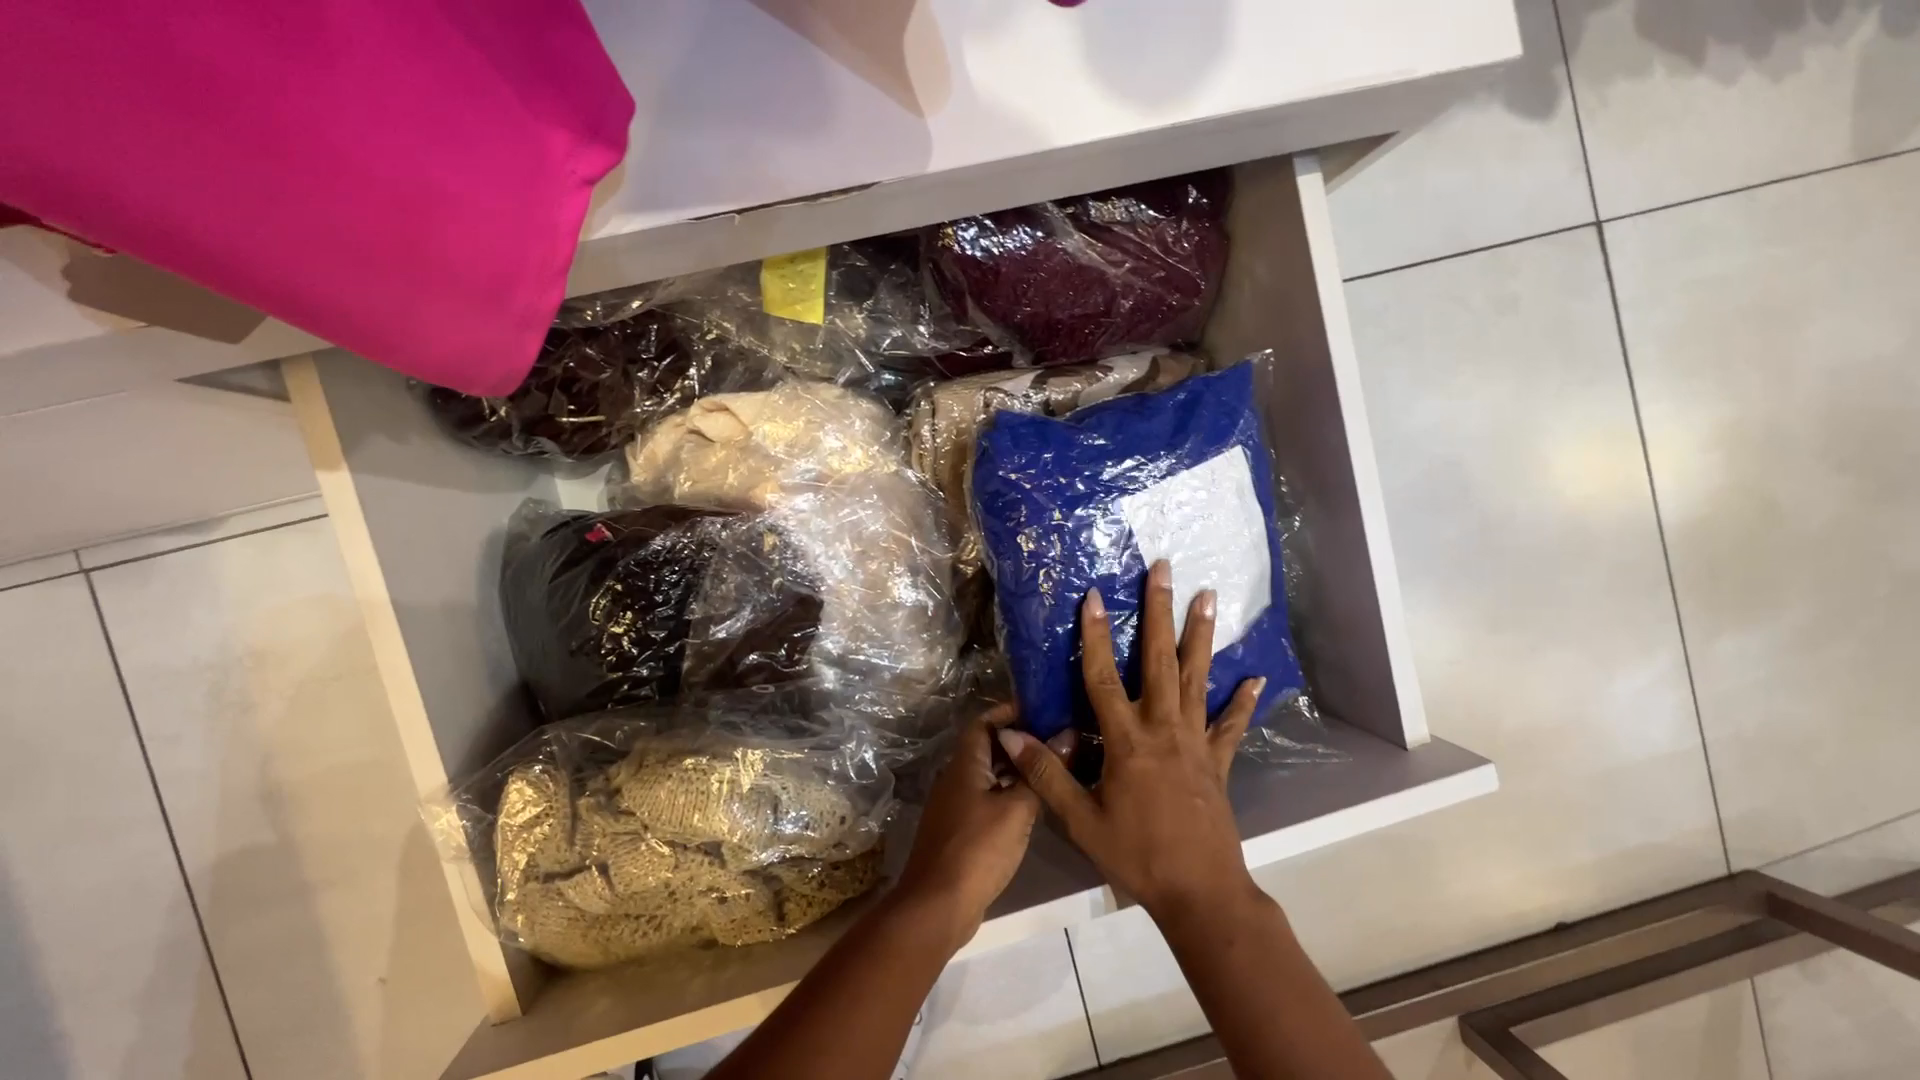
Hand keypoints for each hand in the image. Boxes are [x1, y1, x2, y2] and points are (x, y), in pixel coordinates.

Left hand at [895, 705, 1065, 943]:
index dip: (1009, 711)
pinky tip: (1036, 804)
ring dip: (1017, 770)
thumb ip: (1041, 774)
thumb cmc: (977, 849)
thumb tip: (1067, 734)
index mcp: (964, 765)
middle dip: (1020, 740)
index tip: (1043, 709)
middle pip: (987, 747)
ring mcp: (955, 806)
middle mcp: (955, 779)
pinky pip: (987, 799)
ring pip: (989, 775)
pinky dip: (1009, 794)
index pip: (983, 722)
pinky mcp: (960, 831)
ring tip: (1055, 768)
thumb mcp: (1017, 810)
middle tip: (1058, 738)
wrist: (938, 905)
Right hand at [999, 558, 1263, 921]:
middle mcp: (1163, 730)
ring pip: (1197, 678)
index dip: (1093, 635)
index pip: (1102, 677)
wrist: (1200, 891)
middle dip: (1158, 612)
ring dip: (1200, 635)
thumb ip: (1047, 774)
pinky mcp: (1218, 761)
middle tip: (1164, 569)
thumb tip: (1011, 733)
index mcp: (1126, 742)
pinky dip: (1243, 700)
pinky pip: (1231, 724)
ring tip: (1207, 596)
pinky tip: (1255, 676)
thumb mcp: (1080, 819)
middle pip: (1158, 660)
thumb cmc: (1135, 855)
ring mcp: (1196, 742)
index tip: (1092, 595)